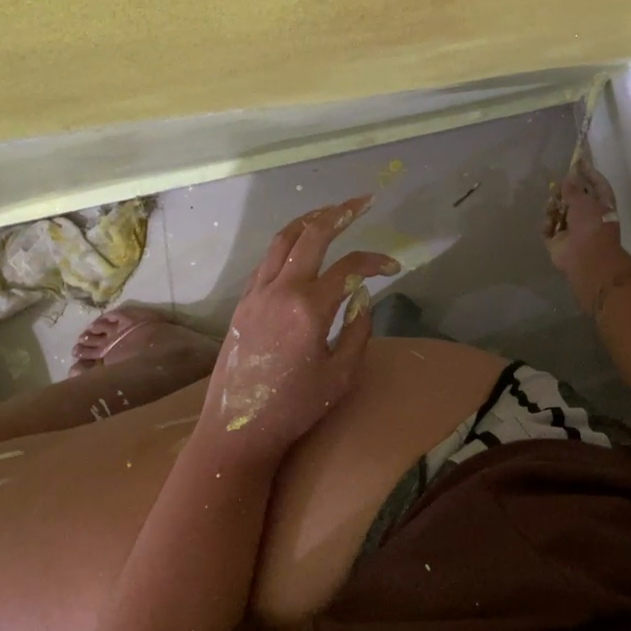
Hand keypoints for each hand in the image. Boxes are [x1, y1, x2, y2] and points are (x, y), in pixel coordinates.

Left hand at [202, 196, 398, 462]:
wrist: (236, 428)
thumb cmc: (294, 408)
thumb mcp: (341, 376)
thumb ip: (358, 330)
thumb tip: (363, 297)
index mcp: (310, 309)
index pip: (349, 267)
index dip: (375, 260)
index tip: (393, 266)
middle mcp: (282, 290)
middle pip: (312, 234)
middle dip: (340, 212)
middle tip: (362, 201)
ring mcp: (258, 292)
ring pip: (284, 238)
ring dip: (310, 219)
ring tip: (332, 211)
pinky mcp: (245, 300)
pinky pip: (268, 258)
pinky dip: (289, 241)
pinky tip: (302, 244)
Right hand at [543, 155, 630, 311]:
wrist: (586, 259)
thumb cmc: (591, 225)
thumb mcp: (583, 201)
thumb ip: (573, 188)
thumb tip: (568, 177)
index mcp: (602, 206)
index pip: (598, 185)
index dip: (589, 173)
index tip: (578, 162)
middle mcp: (588, 218)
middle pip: (575, 199)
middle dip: (564, 192)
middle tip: (556, 187)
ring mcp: (573, 232)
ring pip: (559, 213)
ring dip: (553, 208)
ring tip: (551, 207)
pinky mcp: (559, 244)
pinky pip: (549, 230)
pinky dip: (547, 226)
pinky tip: (549, 224)